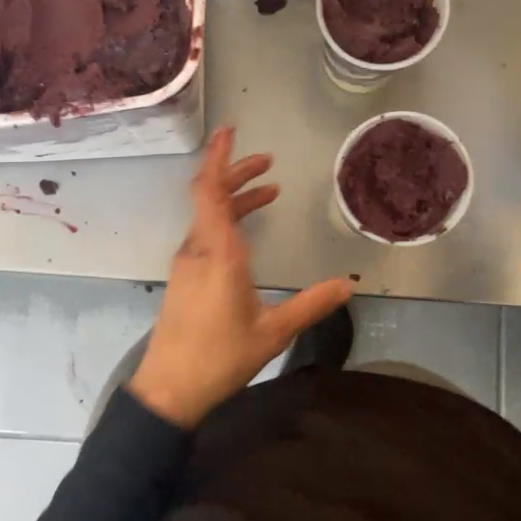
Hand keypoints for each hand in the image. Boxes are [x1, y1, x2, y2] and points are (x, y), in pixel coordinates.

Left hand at [126, 128, 354, 428]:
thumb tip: (349, 285)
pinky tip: (247, 235)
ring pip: (208, 216)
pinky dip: (227, 222)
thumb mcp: (274, 330)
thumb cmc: (221, 357)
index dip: (219, 157)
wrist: (170, 389)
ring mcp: (187, 264)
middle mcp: (198, 249)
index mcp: (219, 252)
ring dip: (235, 199)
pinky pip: (205, 236)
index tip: (229, 131)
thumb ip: (312, 304)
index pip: (211, 190)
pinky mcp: (184, 279)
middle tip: (267, 161)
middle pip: (211, 196)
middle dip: (237, 173)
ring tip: (268, 192)